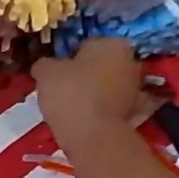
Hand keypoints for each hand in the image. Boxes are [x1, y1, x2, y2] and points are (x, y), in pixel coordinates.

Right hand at [32, 38, 147, 140]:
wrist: (92, 135)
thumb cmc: (70, 95)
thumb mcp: (45, 74)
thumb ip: (44, 64)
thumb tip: (43, 66)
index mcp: (111, 43)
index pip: (84, 46)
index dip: (66, 61)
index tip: (55, 76)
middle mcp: (129, 59)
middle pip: (98, 65)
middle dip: (83, 75)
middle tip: (62, 91)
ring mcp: (135, 85)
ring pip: (105, 84)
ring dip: (92, 92)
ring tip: (71, 108)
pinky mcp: (132, 109)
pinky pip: (109, 104)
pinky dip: (99, 109)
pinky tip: (83, 119)